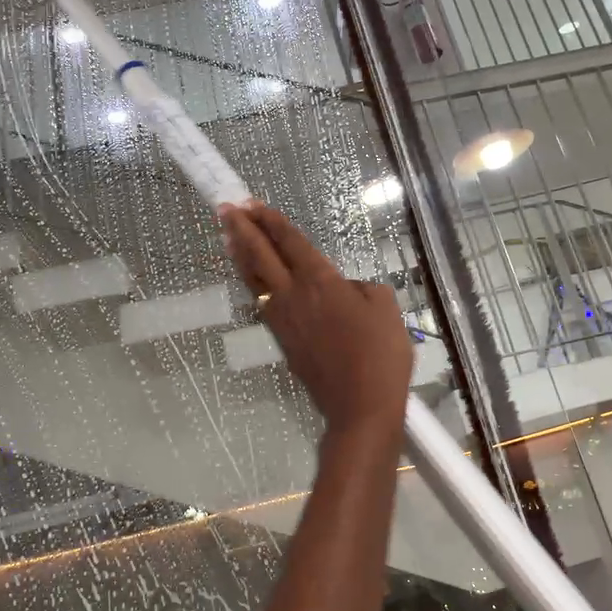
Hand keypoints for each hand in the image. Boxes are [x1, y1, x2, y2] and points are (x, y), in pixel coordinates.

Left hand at [220, 202, 412, 438]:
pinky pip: (260, 301)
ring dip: (239, 254)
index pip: (290, 241)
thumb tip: (343, 288)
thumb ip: (360, 287)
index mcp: (320, 280)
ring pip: (254, 279)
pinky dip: (250, 282)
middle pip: (260, 255)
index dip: (271, 220)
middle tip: (226, 208)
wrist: (360, 406)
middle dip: (242, 229)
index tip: (252, 203)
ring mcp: (282, 319)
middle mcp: (293, 294)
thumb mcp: (385, 307)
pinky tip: (251, 279)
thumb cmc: (380, 353)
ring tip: (227, 236)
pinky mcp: (281, 341)